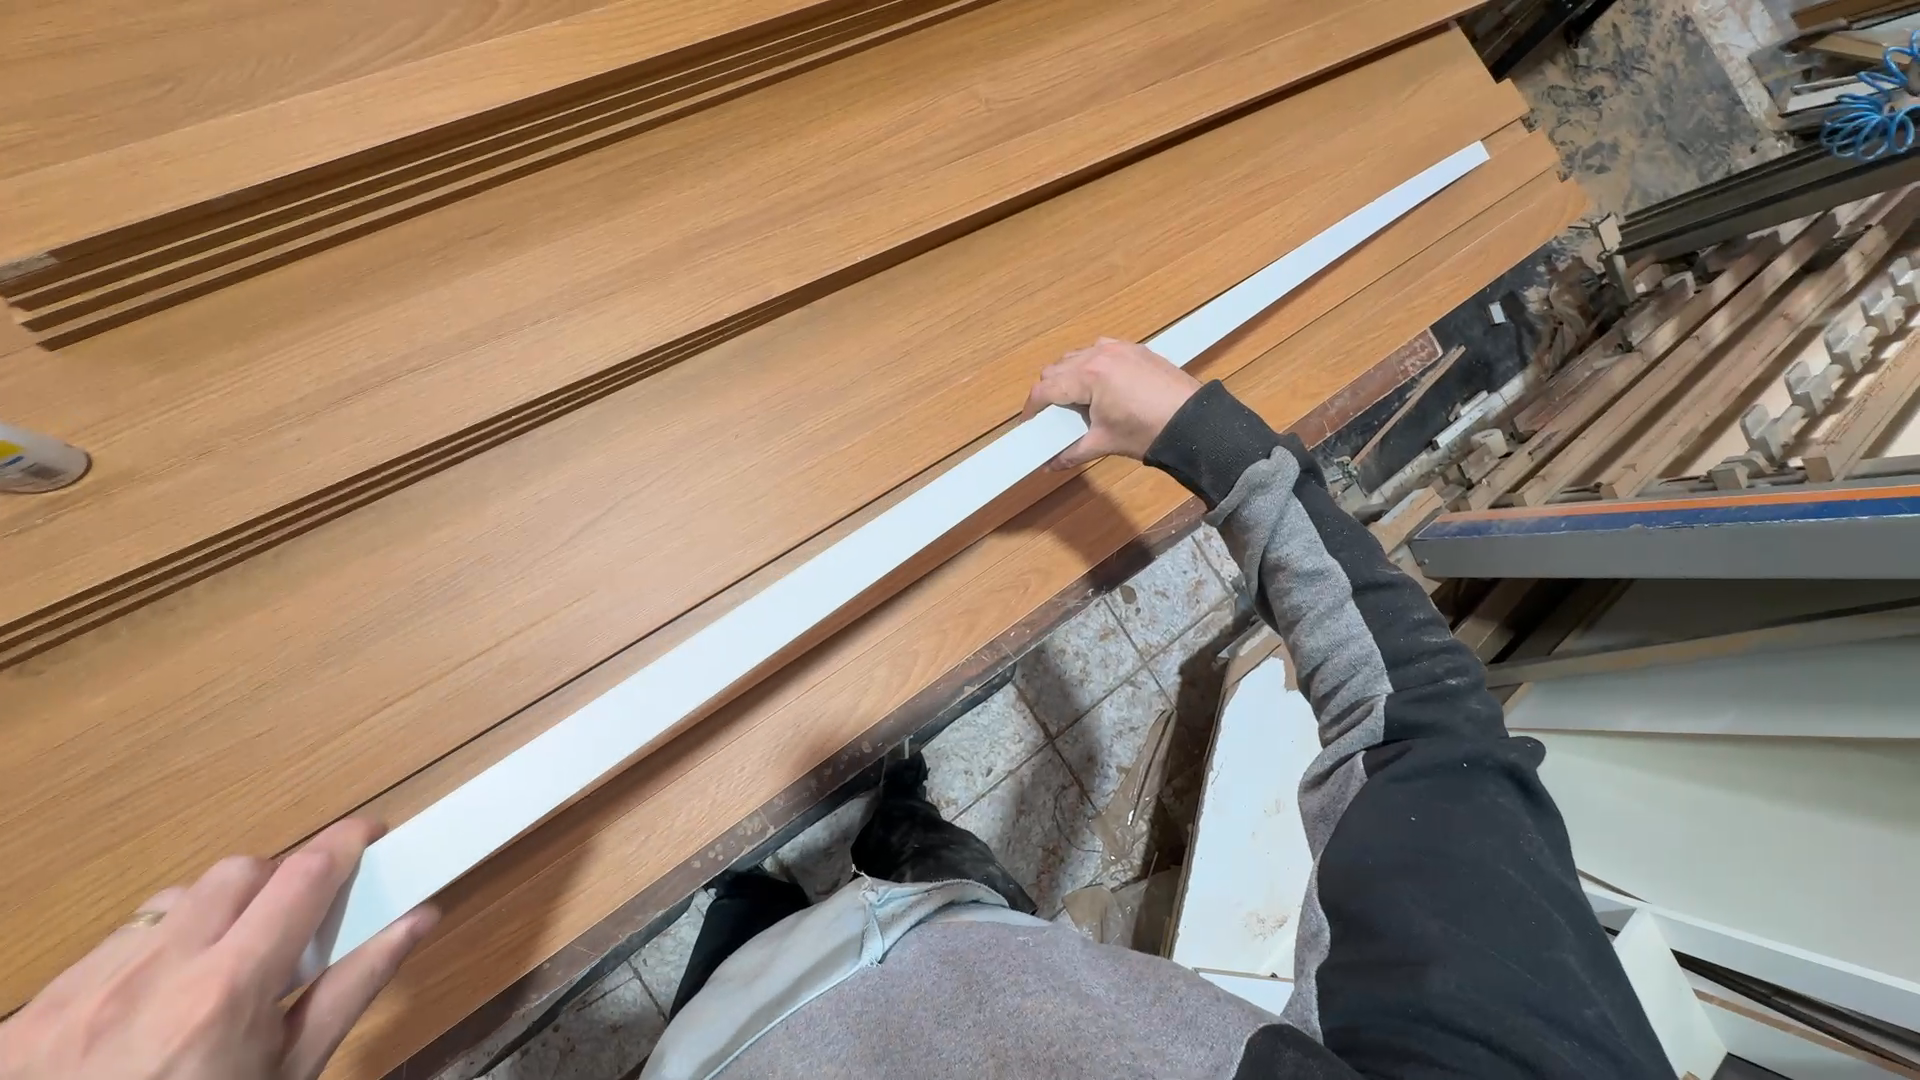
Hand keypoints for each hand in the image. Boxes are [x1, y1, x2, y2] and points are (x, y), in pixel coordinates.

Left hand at [0, 820, 436, 1079]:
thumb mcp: (292, 1072)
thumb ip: (354, 986)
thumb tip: (421, 916)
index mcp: (228, 991)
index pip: (305, 874)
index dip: (347, 842)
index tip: (372, 836)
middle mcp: (152, 976)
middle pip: (240, 871)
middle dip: (280, 881)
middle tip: (294, 924)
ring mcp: (77, 995)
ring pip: (173, 902)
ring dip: (213, 913)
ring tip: (217, 967)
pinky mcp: (24, 1019)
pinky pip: (110, 946)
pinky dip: (151, 952)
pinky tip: (151, 1006)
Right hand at [1021, 337, 1200, 469]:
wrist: (1193, 422)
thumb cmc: (1147, 432)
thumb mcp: (1104, 443)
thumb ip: (1071, 453)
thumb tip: (1050, 465)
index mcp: (1087, 376)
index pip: (1045, 388)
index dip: (1031, 408)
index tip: (1029, 423)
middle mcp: (1098, 354)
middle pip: (1056, 369)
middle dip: (1049, 391)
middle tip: (1052, 415)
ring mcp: (1118, 347)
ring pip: (1076, 355)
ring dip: (1068, 375)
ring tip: (1074, 400)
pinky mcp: (1134, 349)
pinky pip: (1100, 349)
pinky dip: (1090, 364)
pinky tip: (1098, 384)